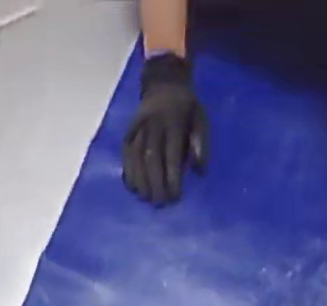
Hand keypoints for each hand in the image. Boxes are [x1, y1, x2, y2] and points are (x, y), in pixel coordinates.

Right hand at [123, 53, 208, 205]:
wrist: (163, 82)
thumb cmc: (186, 106)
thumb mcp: (200, 118)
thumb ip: (200, 144)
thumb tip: (199, 171)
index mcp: (173, 123)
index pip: (172, 156)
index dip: (173, 178)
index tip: (175, 196)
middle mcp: (153, 127)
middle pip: (151, 160)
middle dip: (155, 184)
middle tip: (159, 203)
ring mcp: (138, 129)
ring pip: (136, 159)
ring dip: (140, 182)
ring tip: (145, 198)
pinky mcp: (128, 133)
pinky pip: (126, 156)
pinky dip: (128, 173)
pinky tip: (132, 187)